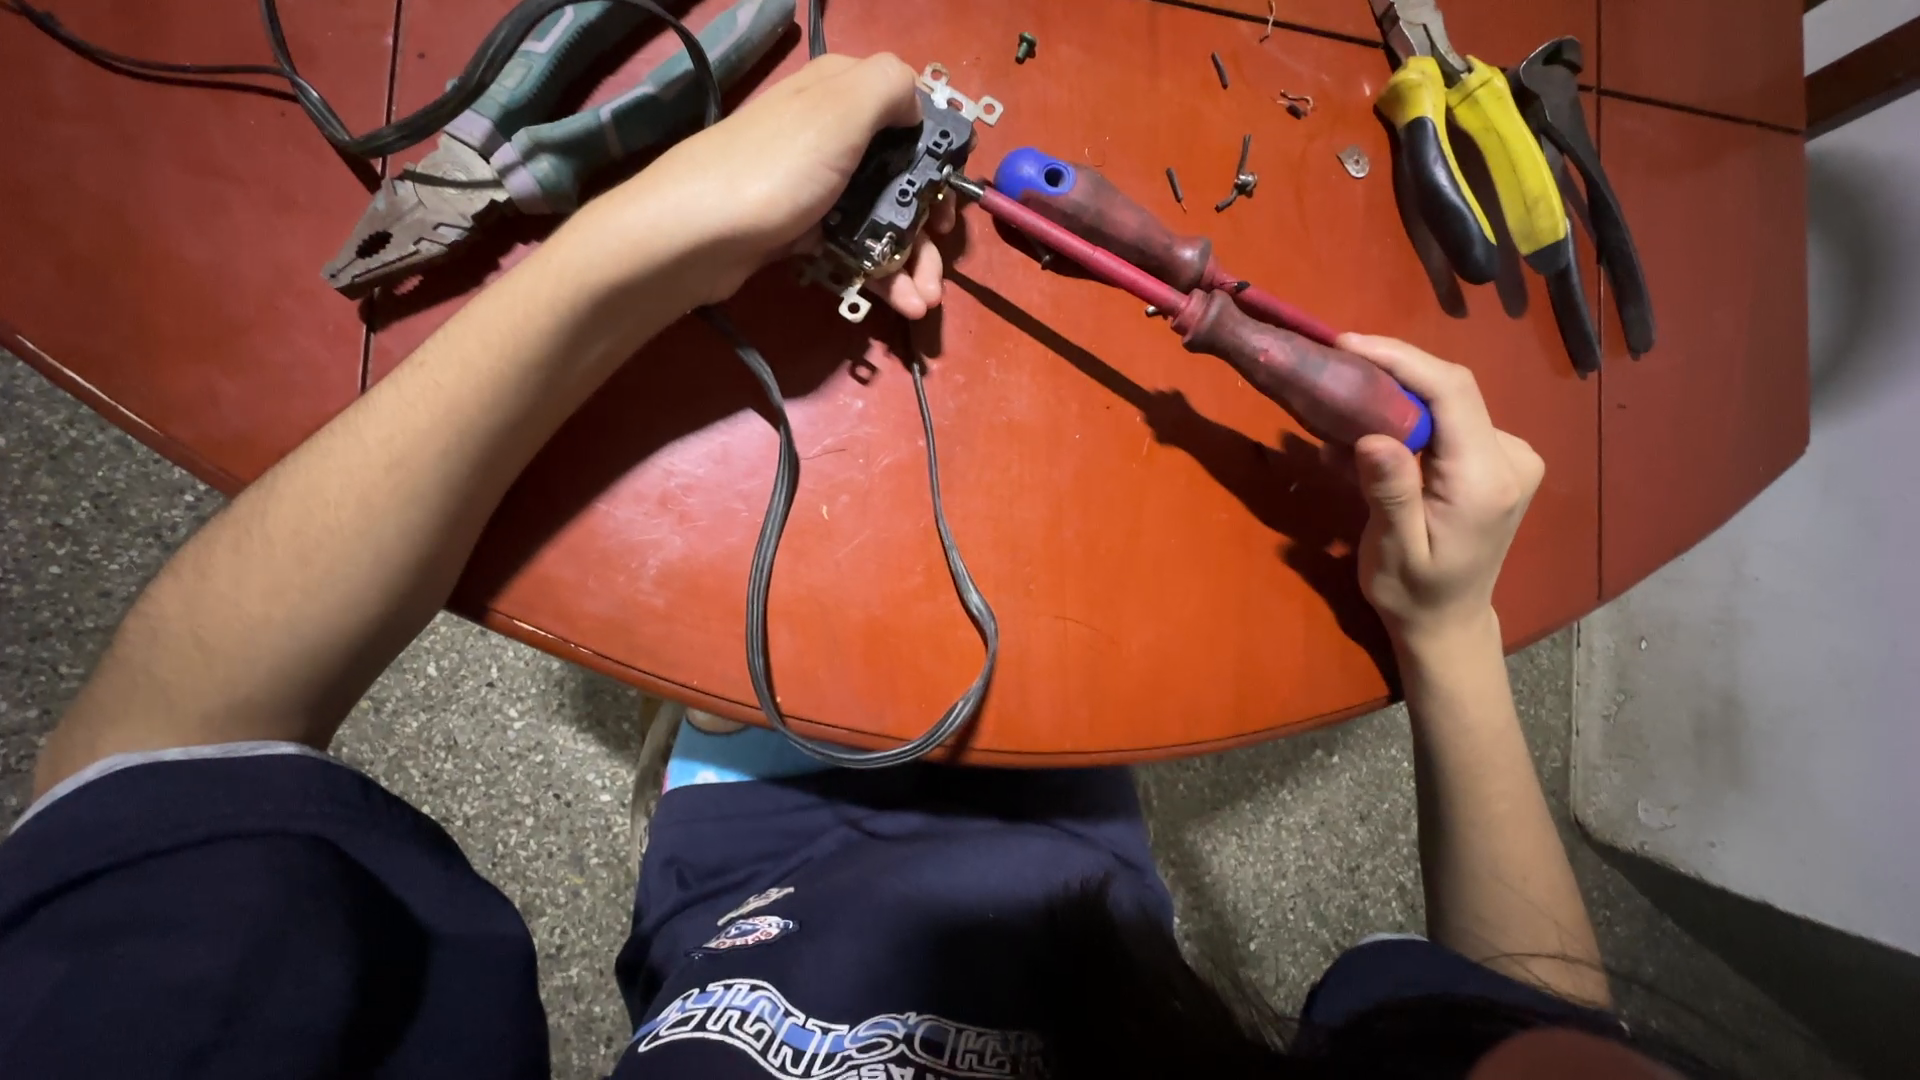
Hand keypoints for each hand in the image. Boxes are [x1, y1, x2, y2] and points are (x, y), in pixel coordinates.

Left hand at [574, 53, 949, 317]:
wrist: (696, 234)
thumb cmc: (777, 168)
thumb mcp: (840, 109)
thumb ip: (890, 87)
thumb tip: (918, 102)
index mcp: (845, 96)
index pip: (911, 119)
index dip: (938, 163)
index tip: (950, 204)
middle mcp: (834, 137)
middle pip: (901, 181)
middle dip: (927, 229)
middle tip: (939, 269)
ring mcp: (816, 187)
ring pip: (880, 222)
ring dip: (909, 263)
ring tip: (921, 303)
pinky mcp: (801, 230)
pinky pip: (853, 249)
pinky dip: (878, 275)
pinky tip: (897, 301)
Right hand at [1337, 334, 1544, 652]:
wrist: (1448, 620)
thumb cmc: (1413, 591)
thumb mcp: (1394, 549)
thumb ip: (1390, 492)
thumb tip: (1372, 437)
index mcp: (1486, 479)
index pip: (1451, 394)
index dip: (1401, 359)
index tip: (1349, 344)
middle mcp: (1510, 457)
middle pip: (1452, 389)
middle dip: (1394, 368)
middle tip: (1336, 360)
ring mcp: (1508, 456)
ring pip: (1449, 400)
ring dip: (1397, 390)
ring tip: (1345, 390)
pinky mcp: (1494, 459)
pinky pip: (1449, 419)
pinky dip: (1408, 413)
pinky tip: (1371, 423)